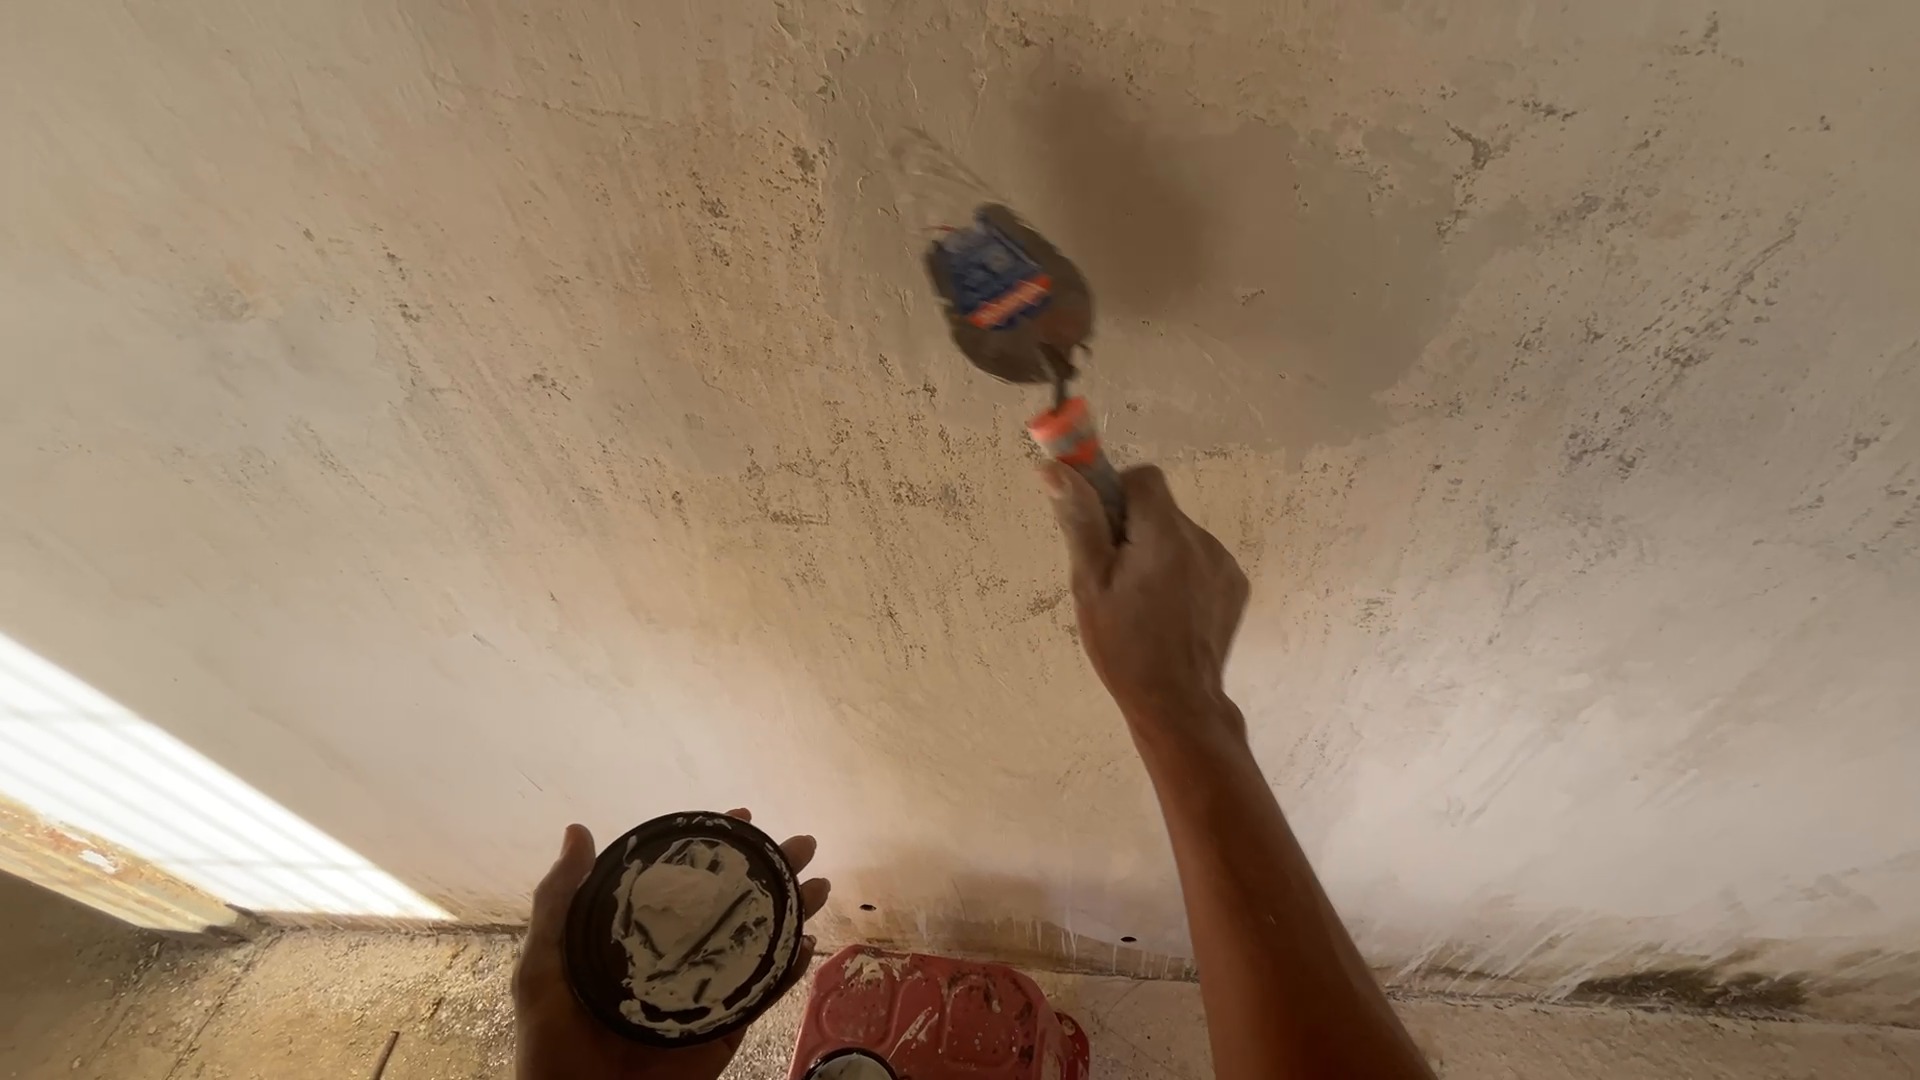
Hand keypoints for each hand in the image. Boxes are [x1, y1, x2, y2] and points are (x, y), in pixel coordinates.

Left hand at [513, 810, 830, 1079]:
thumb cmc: (554, 1050)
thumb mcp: (543, 971)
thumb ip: (558, 903)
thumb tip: (579, 830)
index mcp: (646, 935)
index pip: (690, 878)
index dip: (719, 844)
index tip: (743, 815)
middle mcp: (684, 953)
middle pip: (738, 901)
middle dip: (774, 868)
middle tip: (802, 843)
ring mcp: (709, 989)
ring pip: (761, 939)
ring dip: (794, 910)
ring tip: (821, 885)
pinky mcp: (726, 1027)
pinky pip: (765, 993)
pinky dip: (790, 969)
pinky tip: (807, 943)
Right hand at [1042, 462, 1249, 742]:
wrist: (1177, 703)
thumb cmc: (1123, 646)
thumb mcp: (1090, 585)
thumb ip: (1079, 520)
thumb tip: (1054, 469)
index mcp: (1164, 536)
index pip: (1145, 478)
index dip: (1118, 493)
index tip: (1102, 529)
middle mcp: (1202, 541)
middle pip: (1160, 509)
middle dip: (1133, 529)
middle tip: (1114, 576)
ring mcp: (1224, 564)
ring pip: (1179, 535)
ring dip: (1157, 551)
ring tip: (1141, 601)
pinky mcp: (1235, 586)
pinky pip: (1199, 559)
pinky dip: (1180, 572)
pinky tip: (1168, 611)